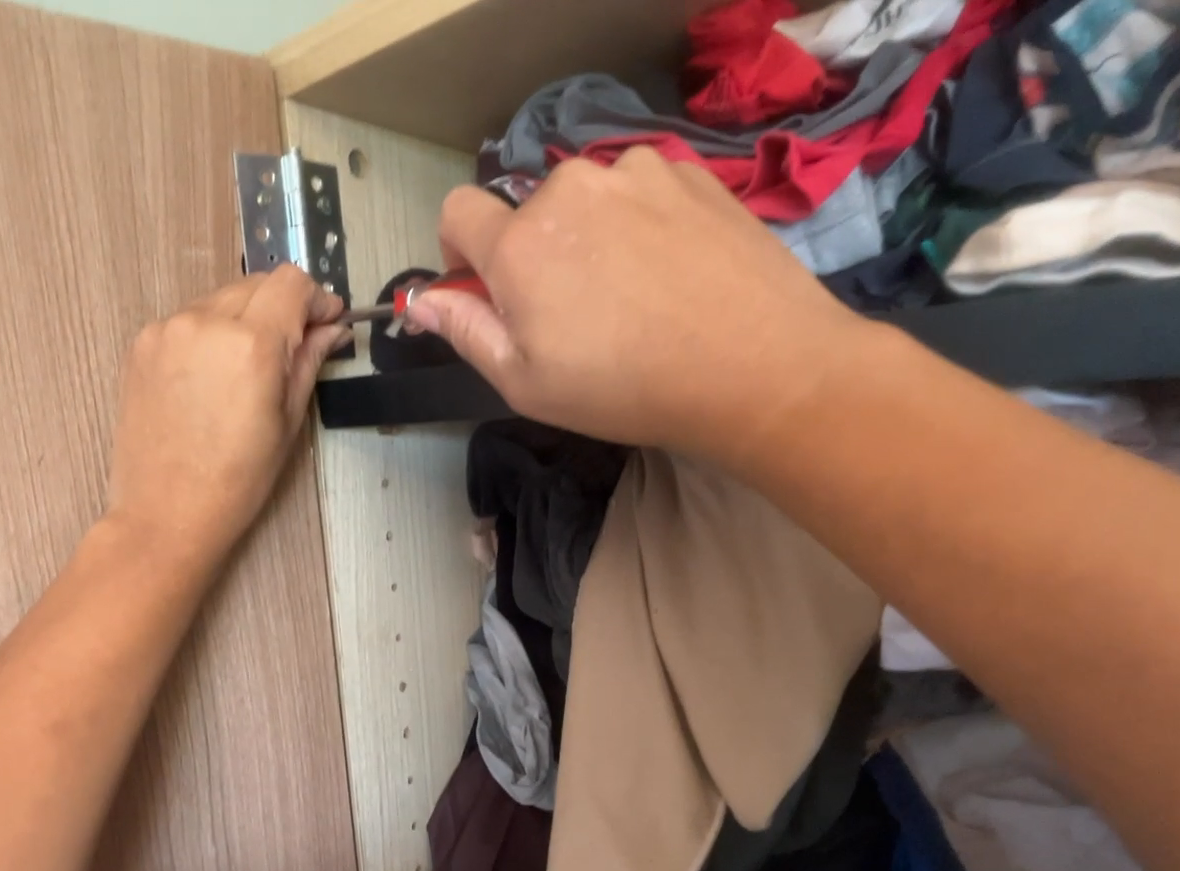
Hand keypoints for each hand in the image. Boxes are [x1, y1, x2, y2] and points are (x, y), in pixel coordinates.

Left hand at [104, 266, 346, 565]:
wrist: (165, 513)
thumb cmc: (237, 479)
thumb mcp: (288, 421)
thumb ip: (308, 361)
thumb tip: (331, 329)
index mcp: (251, 344)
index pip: (292, 284)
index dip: (317, 299)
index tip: (327, 321)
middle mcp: (205, 322)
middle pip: (256, 285)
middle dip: (282, 307)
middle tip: (294, 345)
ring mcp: (167, 330)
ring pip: (220, 300)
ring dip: (244, 319)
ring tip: (247, 368)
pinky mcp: (141, 345)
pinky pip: (188, 321)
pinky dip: (209, 334)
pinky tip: (212, 377)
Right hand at [404, 147, 875, 458]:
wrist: (758, 368)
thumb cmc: (626, 389)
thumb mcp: (525, 382)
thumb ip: (464, 329)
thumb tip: (421, 298)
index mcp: (519, 243)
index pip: (456, 212)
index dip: (461, 252)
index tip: (489, 288)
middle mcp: (569, 189)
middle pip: (526, 211)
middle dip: (535, 252)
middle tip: (577, 311)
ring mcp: (634, 173)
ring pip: (585, 198)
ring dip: (589, 234)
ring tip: (633, 291)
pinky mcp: (688, 172)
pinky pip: (638, 189)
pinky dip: (639, 221)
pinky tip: (671, 270)